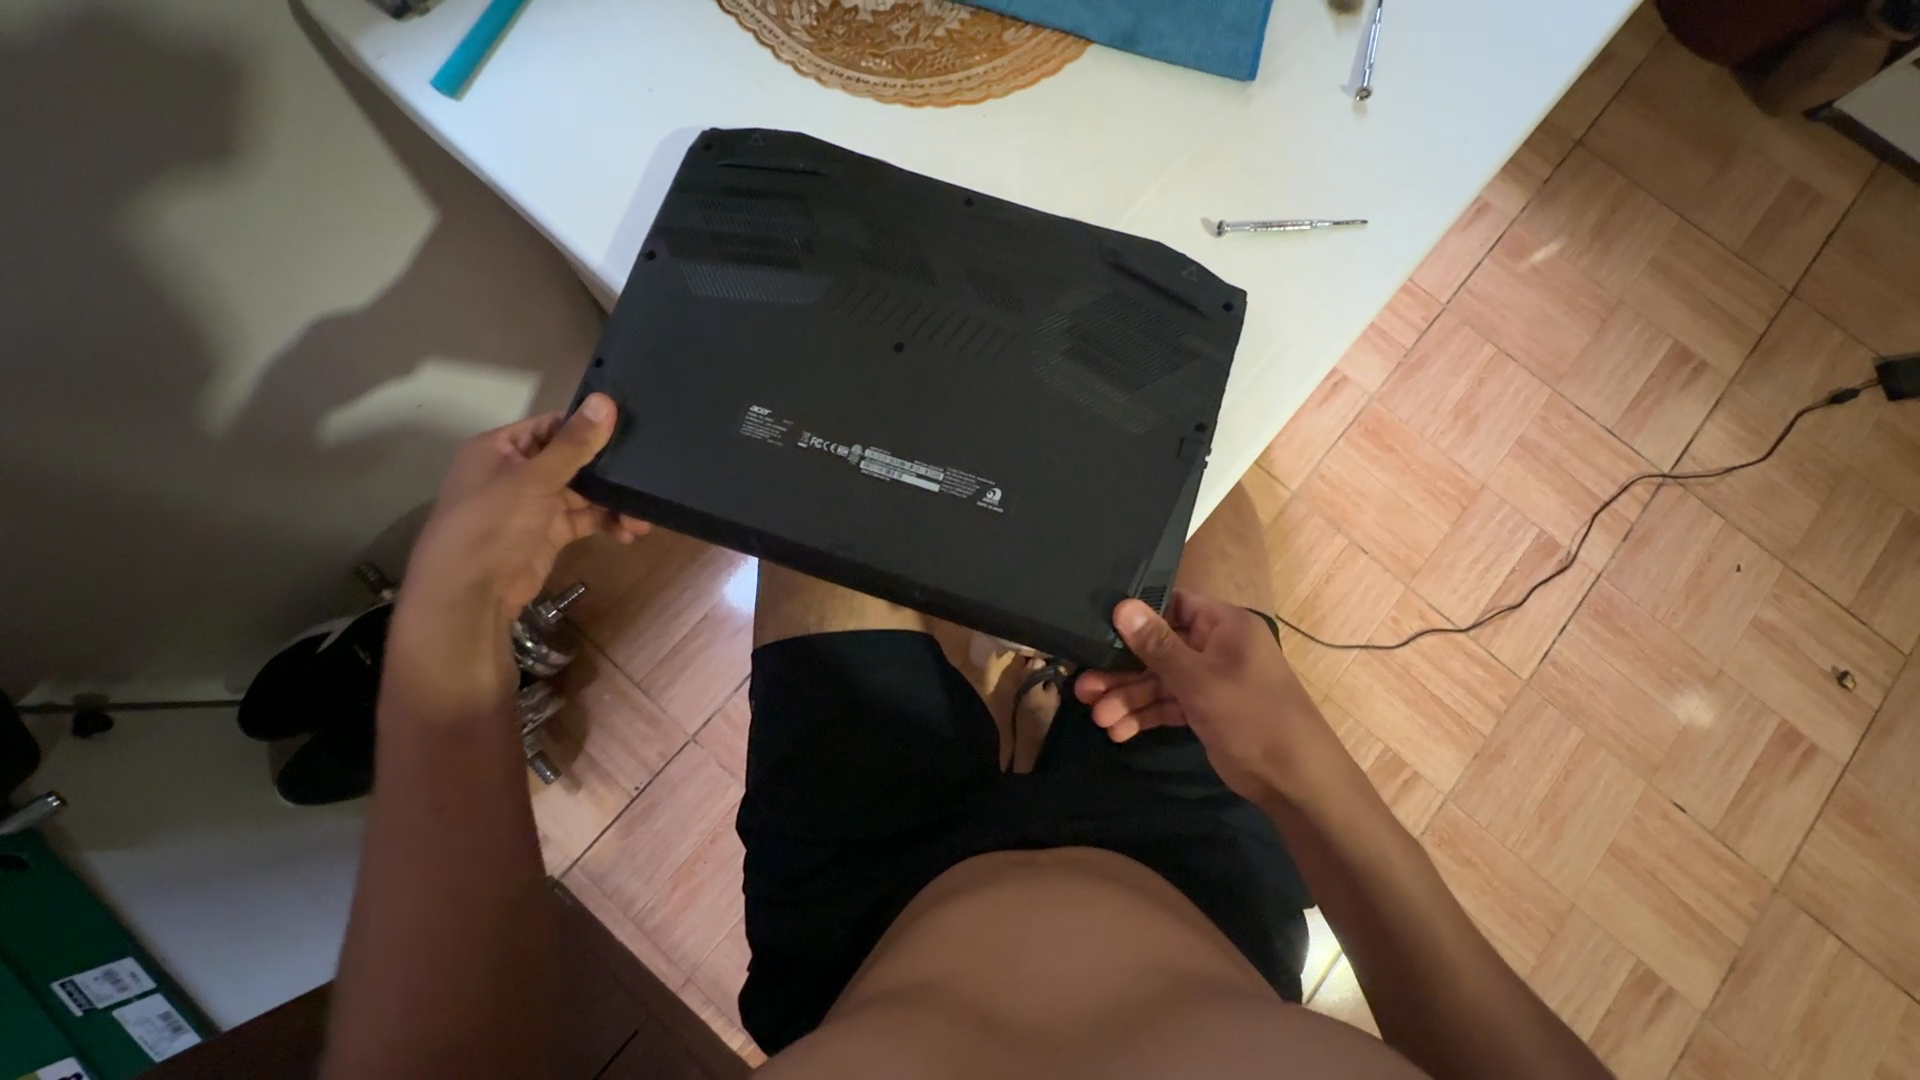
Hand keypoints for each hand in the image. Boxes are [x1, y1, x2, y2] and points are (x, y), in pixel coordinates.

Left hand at [386, 393, 645, 719]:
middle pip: (573, 460)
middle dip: (610, 473)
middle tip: (646, 479)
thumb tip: (606, 401)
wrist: (470, 593)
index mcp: (502, 448)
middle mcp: (517, 471)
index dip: (589, 428)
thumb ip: (574, 443)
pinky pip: (585, 519)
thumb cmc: (493, 524)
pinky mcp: (548, 532)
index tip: (630, 432)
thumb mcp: (534, 479)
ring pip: (584, 493)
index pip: (553, 426)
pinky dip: (607, 523)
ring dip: (613, 503)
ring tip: (641, 520)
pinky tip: (628, 533)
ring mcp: (534, 504)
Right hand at [1073, 590, 1348, 805]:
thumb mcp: (1200, 680)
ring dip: (1128, 699)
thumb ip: (1157, 645)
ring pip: (1158, 681)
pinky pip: (1167, 705)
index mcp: (1223, 625)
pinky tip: (1119, 731)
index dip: (1137, 616)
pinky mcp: (1204, 711)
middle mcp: (1215, 647)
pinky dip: (1145, 716)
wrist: (1295, 780)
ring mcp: (1209, 680)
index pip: (1173, 606)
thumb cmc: (1252, 716)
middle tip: (1083, 688)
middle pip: (1157, 649)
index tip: (1099, 628)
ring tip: (1099, 719)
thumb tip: (1122, 606)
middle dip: (1121, 671)